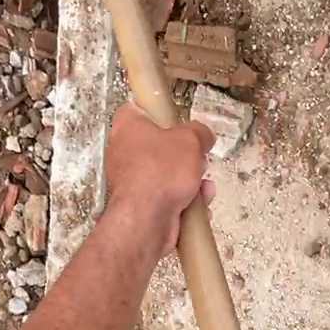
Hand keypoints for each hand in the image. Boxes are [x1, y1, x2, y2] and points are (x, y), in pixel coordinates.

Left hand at [102, 100, 214, 252]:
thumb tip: (204, 134)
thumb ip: (200, 133)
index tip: (180, 122)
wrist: (147, 219)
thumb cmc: (160, 171)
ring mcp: (132, 182)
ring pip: (167, 177)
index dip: (163, 116)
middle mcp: (125, 152)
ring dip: (191, 184)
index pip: (142, 110)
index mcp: (128, 126)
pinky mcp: (142, 207)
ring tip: (204, 188)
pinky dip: (185, 204)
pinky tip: (200, 207)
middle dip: (186, 158)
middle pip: (161, 149)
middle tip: (198, 160)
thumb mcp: (190, 140)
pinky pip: (168, 200)